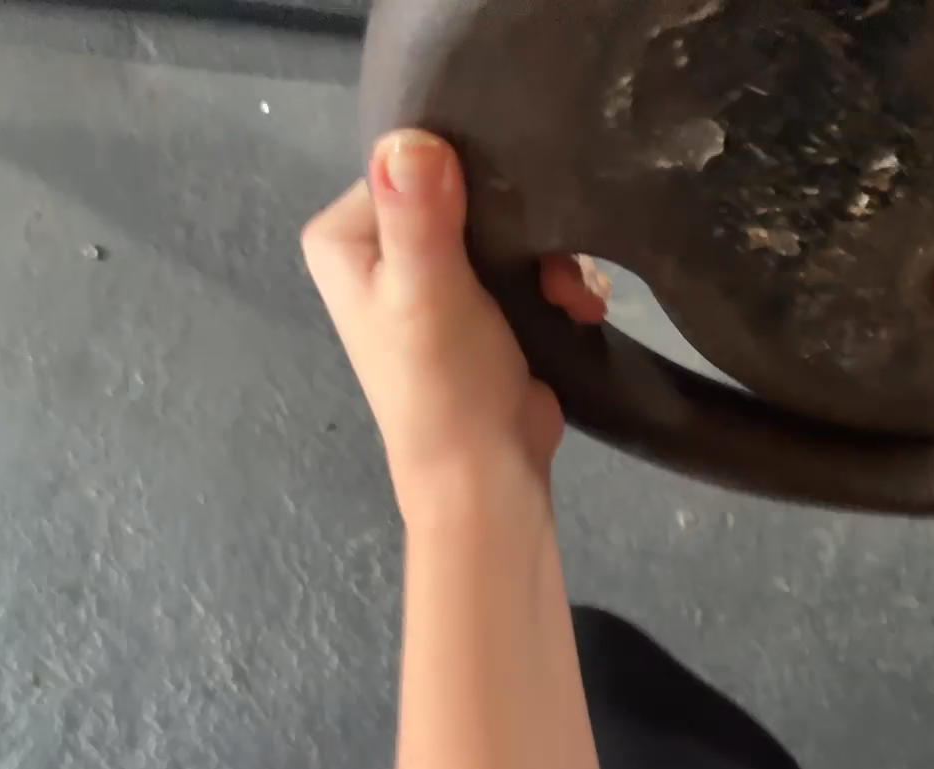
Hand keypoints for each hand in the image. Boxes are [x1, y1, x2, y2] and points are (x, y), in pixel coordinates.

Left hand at [302, 129, 608, 524]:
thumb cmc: (447, 383)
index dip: (470, 180)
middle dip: (526, 232)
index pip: (410, 168)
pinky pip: (532, 272)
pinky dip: (564, 286)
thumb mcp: (428, 293)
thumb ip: (418, 215)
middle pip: (469, 201)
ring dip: (555, 265)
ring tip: (576, 300)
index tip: (519, 210)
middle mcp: (391, 253)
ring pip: (510, 238)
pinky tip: (582, 308)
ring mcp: (445, 285)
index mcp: (350, 239)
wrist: (490, 468)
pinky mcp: (493, 313)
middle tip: (560, 272)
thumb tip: (418, 135)